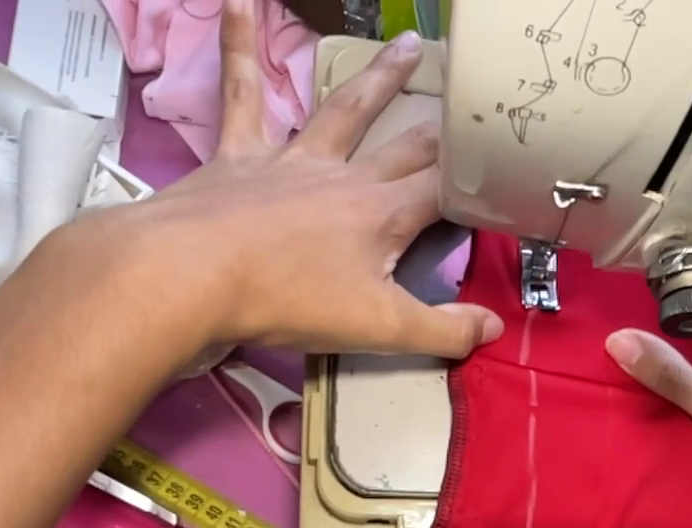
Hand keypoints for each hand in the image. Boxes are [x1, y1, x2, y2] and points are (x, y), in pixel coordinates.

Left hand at [84, 0, 502, 361]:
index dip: (475, 185)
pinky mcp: (239, 157)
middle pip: (406, 146)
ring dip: (378, 79)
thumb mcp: (382, 330)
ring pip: (344, 109)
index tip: (501, 173)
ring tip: (406, 46)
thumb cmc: (291, 301)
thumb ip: (444, 331)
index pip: (443, 192)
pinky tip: (235, 2)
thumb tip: (495, 327)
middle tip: (469, 100)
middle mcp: (345, 177)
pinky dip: (239, 46)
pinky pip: (243, 93)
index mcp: (383, 215)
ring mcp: (291, 160)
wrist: (190, 276)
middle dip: (443, 127)